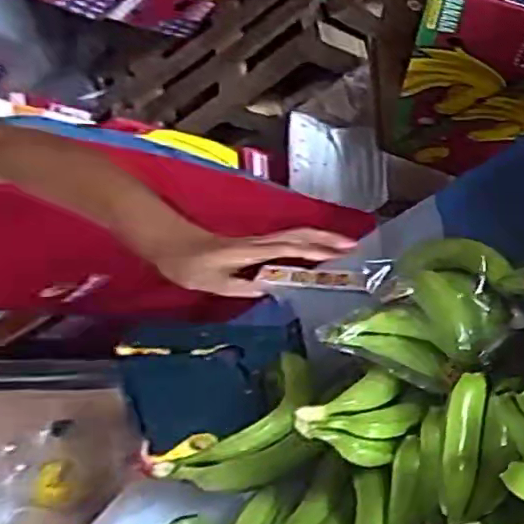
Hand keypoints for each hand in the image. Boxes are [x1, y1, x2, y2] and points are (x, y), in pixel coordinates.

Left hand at [145, 227, 357, 297]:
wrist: (169, 242)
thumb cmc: (188, 265)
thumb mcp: (211, 283)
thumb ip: (244, 286)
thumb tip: (274, 289)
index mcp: (251, 252)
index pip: (289, 248)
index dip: (314, 251)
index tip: (339, 255)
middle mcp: (261, 242)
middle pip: (300, 235)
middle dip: (328, 239)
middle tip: (354, 246)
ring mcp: (261, 240)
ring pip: (298, 234)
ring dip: (323, 237)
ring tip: (346, 244)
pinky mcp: (261, 242)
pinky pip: (292, 238)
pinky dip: (312, 240)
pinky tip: (322, 246)